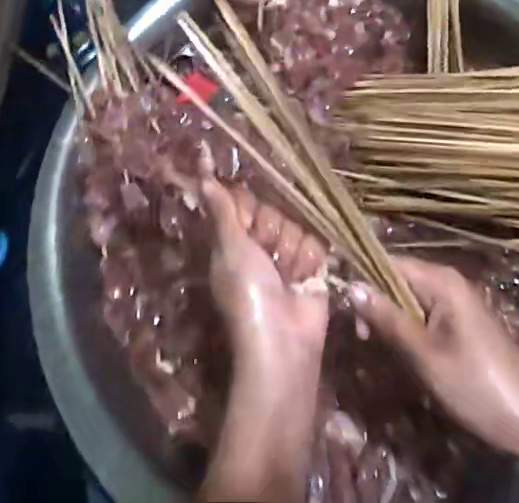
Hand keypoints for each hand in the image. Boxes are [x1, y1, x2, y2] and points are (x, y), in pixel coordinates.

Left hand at [201, 179, 328, 388]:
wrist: (284, 344)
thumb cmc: (248, 293)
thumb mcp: (230, 248)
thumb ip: (221, 209)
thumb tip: (202, 175)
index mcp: (231, 236)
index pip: (240, 198)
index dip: (245, 201)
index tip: (246, 213)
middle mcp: (257, 241)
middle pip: (271, 207)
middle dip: (271, 228)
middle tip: (265, 254)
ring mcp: (285, 253)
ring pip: (295, 222)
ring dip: (292, 247)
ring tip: (286, 274)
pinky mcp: (313, 265)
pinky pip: (316, 241)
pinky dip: (310, 259)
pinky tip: (304, 278)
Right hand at [348, 257, 518, 459]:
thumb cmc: (476, 386)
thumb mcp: (423, 354)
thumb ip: (385, 316)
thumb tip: (349, 284)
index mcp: (441, 280)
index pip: (386, 261)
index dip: (360, 278)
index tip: (340, 304)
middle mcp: (447, 281)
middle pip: (395, 278)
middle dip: (374, 302)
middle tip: (362, 336)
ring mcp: (456, 302)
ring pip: (406, 297)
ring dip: (388, 318)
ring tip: (376, 345)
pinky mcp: (460, 322)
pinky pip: (421, 312)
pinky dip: (406, 327)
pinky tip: (401, 351)